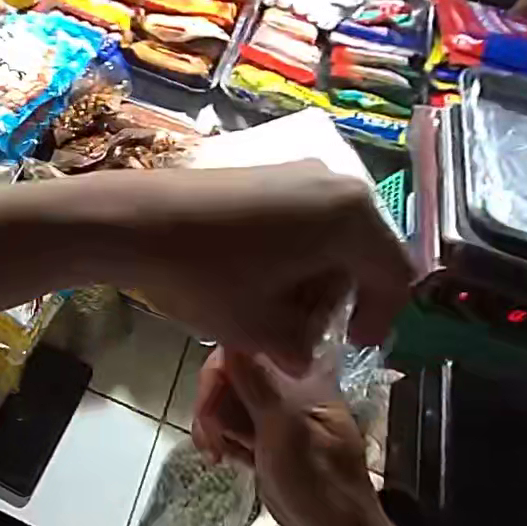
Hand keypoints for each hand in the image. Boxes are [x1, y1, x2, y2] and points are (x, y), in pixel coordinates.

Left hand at [105, 161, 413, 368]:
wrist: (134, 220)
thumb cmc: (206, 275)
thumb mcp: (258, 327)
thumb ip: (297, 348)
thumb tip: (303, 356)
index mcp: (351, 217)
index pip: (392, 274)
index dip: (379, 317)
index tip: (352, 343)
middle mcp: (334, 182)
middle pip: (361, 250)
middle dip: (339, 296)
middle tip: (306, 329)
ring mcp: (295, 170)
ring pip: (329, 232)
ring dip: (314, 274)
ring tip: (275, 306)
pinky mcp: (262, 169)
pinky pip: (299, 215)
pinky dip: (292, 249)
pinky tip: (256, 274)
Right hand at [192, 347, 410, 525]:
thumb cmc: (319, 480)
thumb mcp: (288, 428)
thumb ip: (259, 381)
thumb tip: (231, 335)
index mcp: (301, 370)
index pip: (248, 343)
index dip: (221, 368)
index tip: (210, 400)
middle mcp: (286, 380)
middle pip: (230, 369)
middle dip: (212, 402)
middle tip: (210, 437)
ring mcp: (274, 406)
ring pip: (224, 395)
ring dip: (211, 423)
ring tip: (214, 452)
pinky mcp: (262, 430)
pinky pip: (228, 419)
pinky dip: (218, 436)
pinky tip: (218, 456)